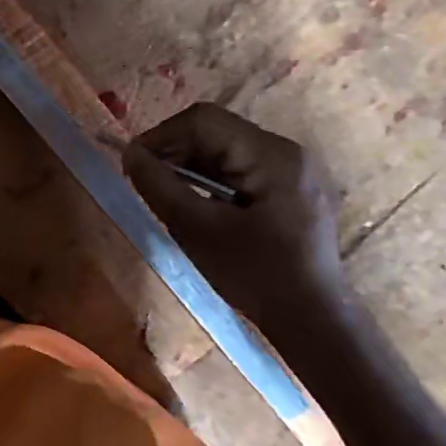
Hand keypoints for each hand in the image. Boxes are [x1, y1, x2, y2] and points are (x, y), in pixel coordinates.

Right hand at [124, 103, 342, 317]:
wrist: (315, 325)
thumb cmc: (258, 277)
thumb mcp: (199, 232)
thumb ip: (161, 187)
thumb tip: (130, 154)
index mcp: (271, 155)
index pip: (204, 121)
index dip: (162, 136)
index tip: (132, 163)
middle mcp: (285, 150)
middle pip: (216, 131)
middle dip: (175, 150)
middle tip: (144, 180)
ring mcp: (291, 168)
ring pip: (225, 148)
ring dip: (191, 164)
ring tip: (164, 191)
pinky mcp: (289, 187)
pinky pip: (240, 167)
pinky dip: (211, 178)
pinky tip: (194, 201)